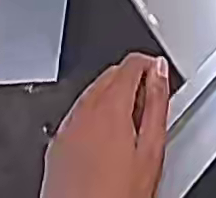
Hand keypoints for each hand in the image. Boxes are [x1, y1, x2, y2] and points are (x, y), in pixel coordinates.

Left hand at [43, 53, 170, 197]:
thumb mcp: (151, 150)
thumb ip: (157, 101)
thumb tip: (159, 70)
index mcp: (110, 106)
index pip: (131, 63)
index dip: (149, 65)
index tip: (157, 75)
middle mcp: (84, 110)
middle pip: (111, 74)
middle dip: (131, 81)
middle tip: (147, 105)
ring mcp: (67, 128)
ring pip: (93, 93)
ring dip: (112, 98)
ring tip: (129, 128)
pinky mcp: (56, 146)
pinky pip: (77, 115)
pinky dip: (93, 117)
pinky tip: (105, 144)